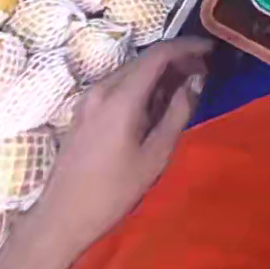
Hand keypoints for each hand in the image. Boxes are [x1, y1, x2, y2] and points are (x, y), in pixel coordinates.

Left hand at [30, 36, 211, 247]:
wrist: (58, 222)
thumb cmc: (112, 192)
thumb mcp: (155, 155)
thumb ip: (179, 111)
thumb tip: (197, 79)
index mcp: (121, 97)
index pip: (160, 53)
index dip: (188, 46)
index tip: (211, 51)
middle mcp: (103, 88)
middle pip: (147, 58)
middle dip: (178, 59)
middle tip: (202, 73)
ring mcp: (90, 97)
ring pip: (133, 69)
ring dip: (161, 72)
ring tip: (183, 88)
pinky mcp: (84, 109)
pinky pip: (120, 83)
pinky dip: (143, 83)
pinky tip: (155, 103)